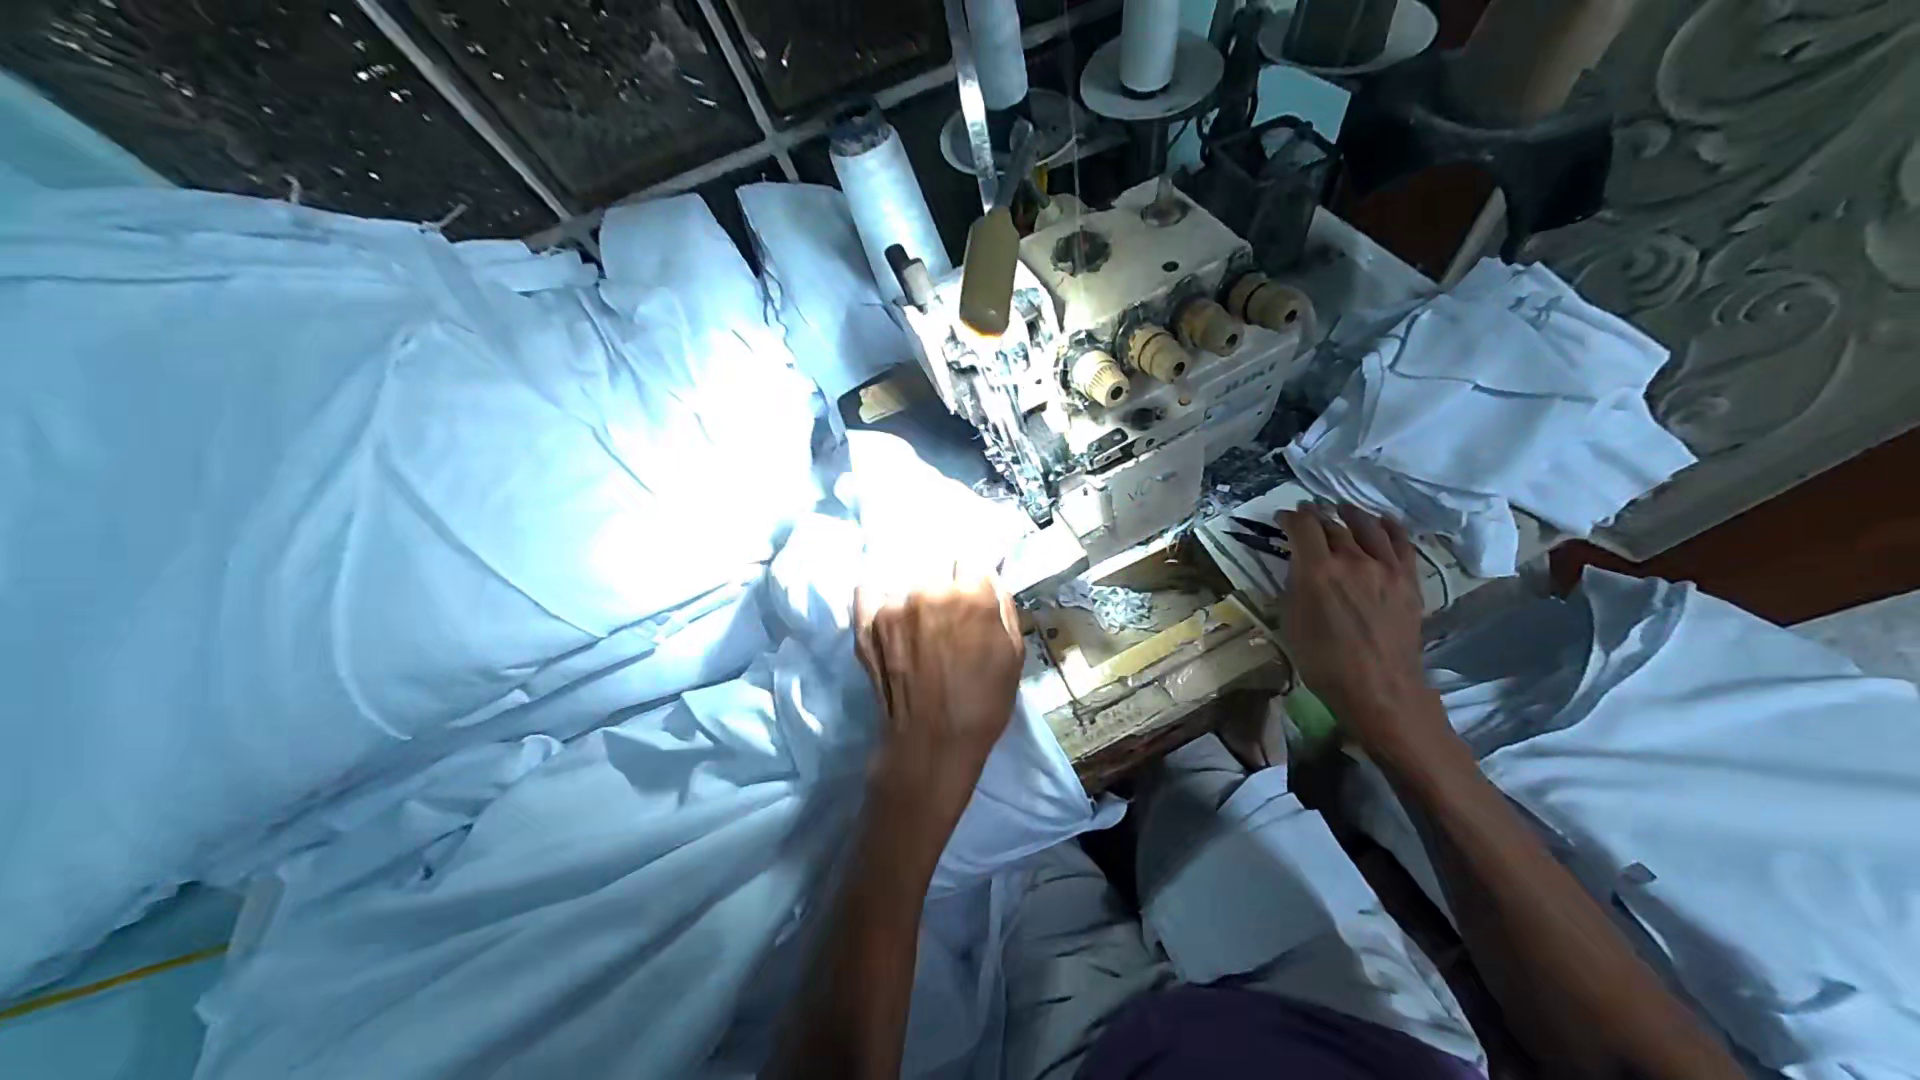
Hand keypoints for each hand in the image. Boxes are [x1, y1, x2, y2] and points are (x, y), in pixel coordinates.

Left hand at [854, 568, 1024, 827]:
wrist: (931, 743)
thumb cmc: (982, 702)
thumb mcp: (1014, 653)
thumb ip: (1003, 605)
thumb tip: (989, 577)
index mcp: (969, 595)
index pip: (973, 558)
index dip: (975, 577)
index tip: (974, 591)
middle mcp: (927, 590)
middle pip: (938, 567)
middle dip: (946, 583)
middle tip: (948, 613)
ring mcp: (892, 605)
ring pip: (906, 579)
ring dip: (914, 593)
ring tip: (919, 621)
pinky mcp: (866, 623)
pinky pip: (870, 591)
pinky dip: (879, 596)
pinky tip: (889, 611)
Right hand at [1277, 504, 1449, 761]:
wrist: (1379, 688)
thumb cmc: (1324, 662)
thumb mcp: (1291, 622)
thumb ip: (1294, 587)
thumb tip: (1299, 567)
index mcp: (1317, 572)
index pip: (1303, 527)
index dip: (1290, 517)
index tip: (1282, 518)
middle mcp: (1352, 560)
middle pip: (1333, 524)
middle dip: (1316, 515)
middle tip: (1307, 515)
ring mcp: (1385, 568)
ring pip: (1367, 526)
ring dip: (1350, 514)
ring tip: (1341, 510)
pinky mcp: (1408, 579)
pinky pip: (1400, 541)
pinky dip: (1388, 526)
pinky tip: (1380, 520)